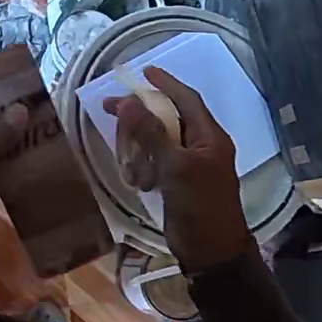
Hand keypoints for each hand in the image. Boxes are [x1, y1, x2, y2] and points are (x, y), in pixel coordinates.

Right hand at [103, 67, 253, 271]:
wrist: (210, 250)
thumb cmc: (200, 205)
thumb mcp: (175, 167)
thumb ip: (151, 134)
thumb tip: (126, 103)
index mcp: (210, 137)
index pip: (187, 100)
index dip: (166, 83)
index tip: (144, 71)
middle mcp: (201, 146)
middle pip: (168, 118)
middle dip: (142, 114)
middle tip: (111, 107)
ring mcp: (190, 166)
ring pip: (159, 141)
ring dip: (139, 142)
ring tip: (120, 146)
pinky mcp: (178, 183)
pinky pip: (156, 162)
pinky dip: (142, 163)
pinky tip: (132, 172)